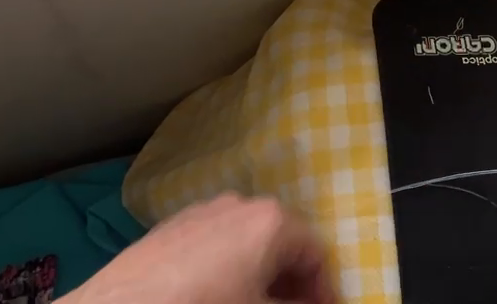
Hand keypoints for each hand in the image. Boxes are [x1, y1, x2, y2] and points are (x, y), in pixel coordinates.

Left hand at [67, 193, 334, 303]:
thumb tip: (311, 303)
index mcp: (269, 219)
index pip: (315, 252)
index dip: (323, 289)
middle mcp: (239, 203)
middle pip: (281, 241)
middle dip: (290, 281)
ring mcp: (203, 210)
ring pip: (246, 241)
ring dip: (258, 274)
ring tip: (253, 303)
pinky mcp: (172, 225)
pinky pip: (215, 243)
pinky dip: (227, 267)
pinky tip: (215, 295)